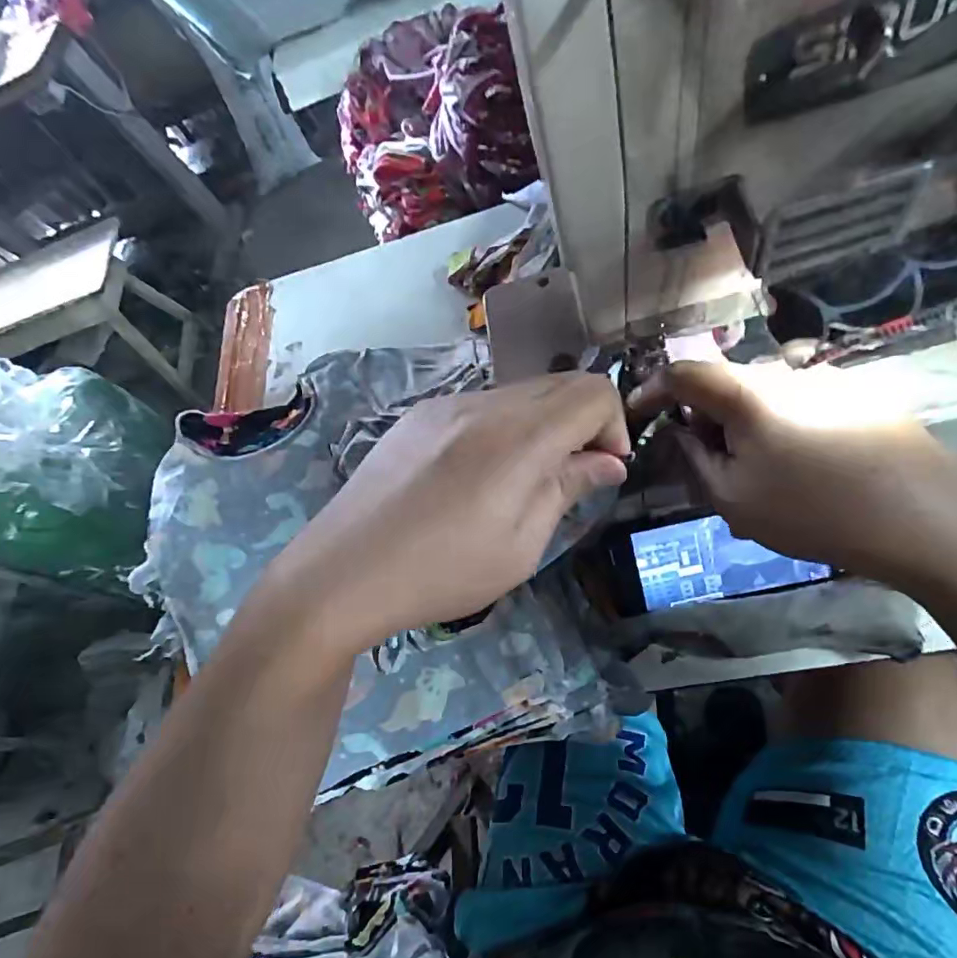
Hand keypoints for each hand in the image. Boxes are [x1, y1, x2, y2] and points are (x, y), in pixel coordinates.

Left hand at [264, 372, 629, 649]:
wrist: (341, 573)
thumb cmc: (442, 573)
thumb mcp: (520, 547)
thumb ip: (567, 490)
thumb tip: (608, 461)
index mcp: (518, 439)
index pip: (594, 393)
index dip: (615, 426)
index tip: (606, 470)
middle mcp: (484, 405)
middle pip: (562, 383)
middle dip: (585, 423)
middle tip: (574, 475)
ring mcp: (446, 404)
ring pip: (522, 392)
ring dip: (545, 424)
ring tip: (525, 479)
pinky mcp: (420, 414)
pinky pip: (484, 404)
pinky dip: (507, 426)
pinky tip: (482, 473)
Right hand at [629, 359, 956, 584]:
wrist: (920, 516)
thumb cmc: (811, 511)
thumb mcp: (732, 500)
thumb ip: (693, 461)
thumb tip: (681, 434)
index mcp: (746, 392)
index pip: (683, 372)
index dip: (653, 390)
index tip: (640, 415)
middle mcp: (785, 371)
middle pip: (726, 383)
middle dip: (704, 416)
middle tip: (706, 461)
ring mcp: (828, 379)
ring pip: (766, 394)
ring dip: (747, 423)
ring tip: (762, 472)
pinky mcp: (862, 394)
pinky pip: (803, 403)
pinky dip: (785, 426)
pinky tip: (807, 467)